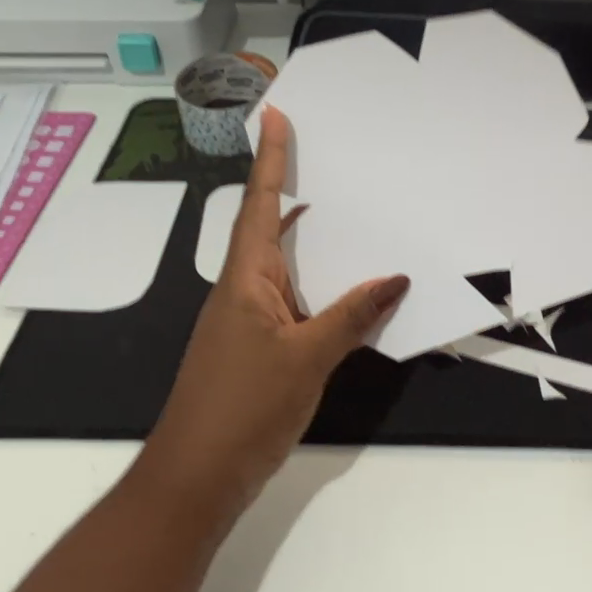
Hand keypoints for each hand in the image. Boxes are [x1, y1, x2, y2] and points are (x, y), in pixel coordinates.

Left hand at [136, 106, 409, 516]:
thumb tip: (395, 277)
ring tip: (348, 207)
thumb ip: (351, 315)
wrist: (196, 476)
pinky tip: (346, 285)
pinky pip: (292, 297)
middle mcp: (243, 286)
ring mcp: (248, 317)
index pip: (262, 203)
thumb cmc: (244, 406)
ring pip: (284, 262)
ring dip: (310, 236)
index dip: (272, 157)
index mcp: (246, 276)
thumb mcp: (307, 358)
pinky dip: (318, 282)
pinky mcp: (258, 345)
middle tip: (327, 151)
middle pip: (270, 224)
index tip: (277, 115)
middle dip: (292, 185)